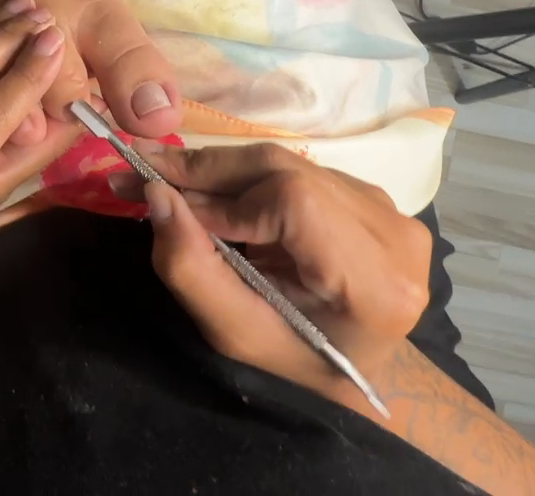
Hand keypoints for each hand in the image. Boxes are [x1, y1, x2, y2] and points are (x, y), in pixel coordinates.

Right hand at [122, 143, 431, 410]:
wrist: (351, 373)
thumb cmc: (293, 365)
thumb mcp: (232, 333)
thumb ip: (190, 267)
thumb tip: (154, 193)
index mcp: (376, 281)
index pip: (292, 201)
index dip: (222, 197)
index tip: (160, 200)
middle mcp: (394, 233)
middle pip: (283, 168)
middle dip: (205, 168)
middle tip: (141, 170)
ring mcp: (387, 208)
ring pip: (281, 161)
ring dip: (217, 169)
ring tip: (165, 178)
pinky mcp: (367, 194)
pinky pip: (289, 167)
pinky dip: (240, 175)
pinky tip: (208, 191)